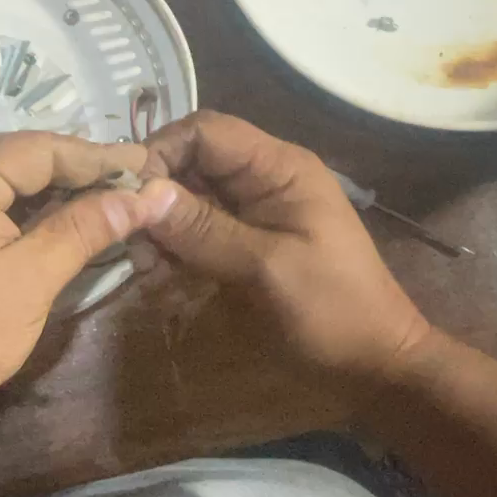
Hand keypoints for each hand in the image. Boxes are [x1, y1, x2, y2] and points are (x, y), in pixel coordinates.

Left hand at [0, 132, 170, 399]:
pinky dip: (23, 204)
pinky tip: (59, 212)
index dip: (95, 156)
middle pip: (18, 155)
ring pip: (2, 176)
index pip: (37, 149)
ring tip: (104, 192)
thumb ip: (87, 228)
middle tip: (129, 178)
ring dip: (52, 185)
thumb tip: (150, 195)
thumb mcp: (34, 278)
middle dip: (75, 167)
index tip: (144, 164)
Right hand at [140, 111, 430, 387]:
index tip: (128, 198)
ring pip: (181, 203)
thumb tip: (143, 194)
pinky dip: (169, 254)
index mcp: (277, 169)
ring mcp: (245, 216)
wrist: (368, 364)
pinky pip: (189, 236)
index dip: (161, 153)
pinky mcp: (235, 248)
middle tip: (135, 245)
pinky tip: (161, 282)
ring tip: (148, 271)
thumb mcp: (268, 268)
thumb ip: (205, 230)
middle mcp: (257, 182)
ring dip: (157, 232)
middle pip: (187, 165)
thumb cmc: (332, 310)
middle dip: (154, 199)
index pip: (204, 132)